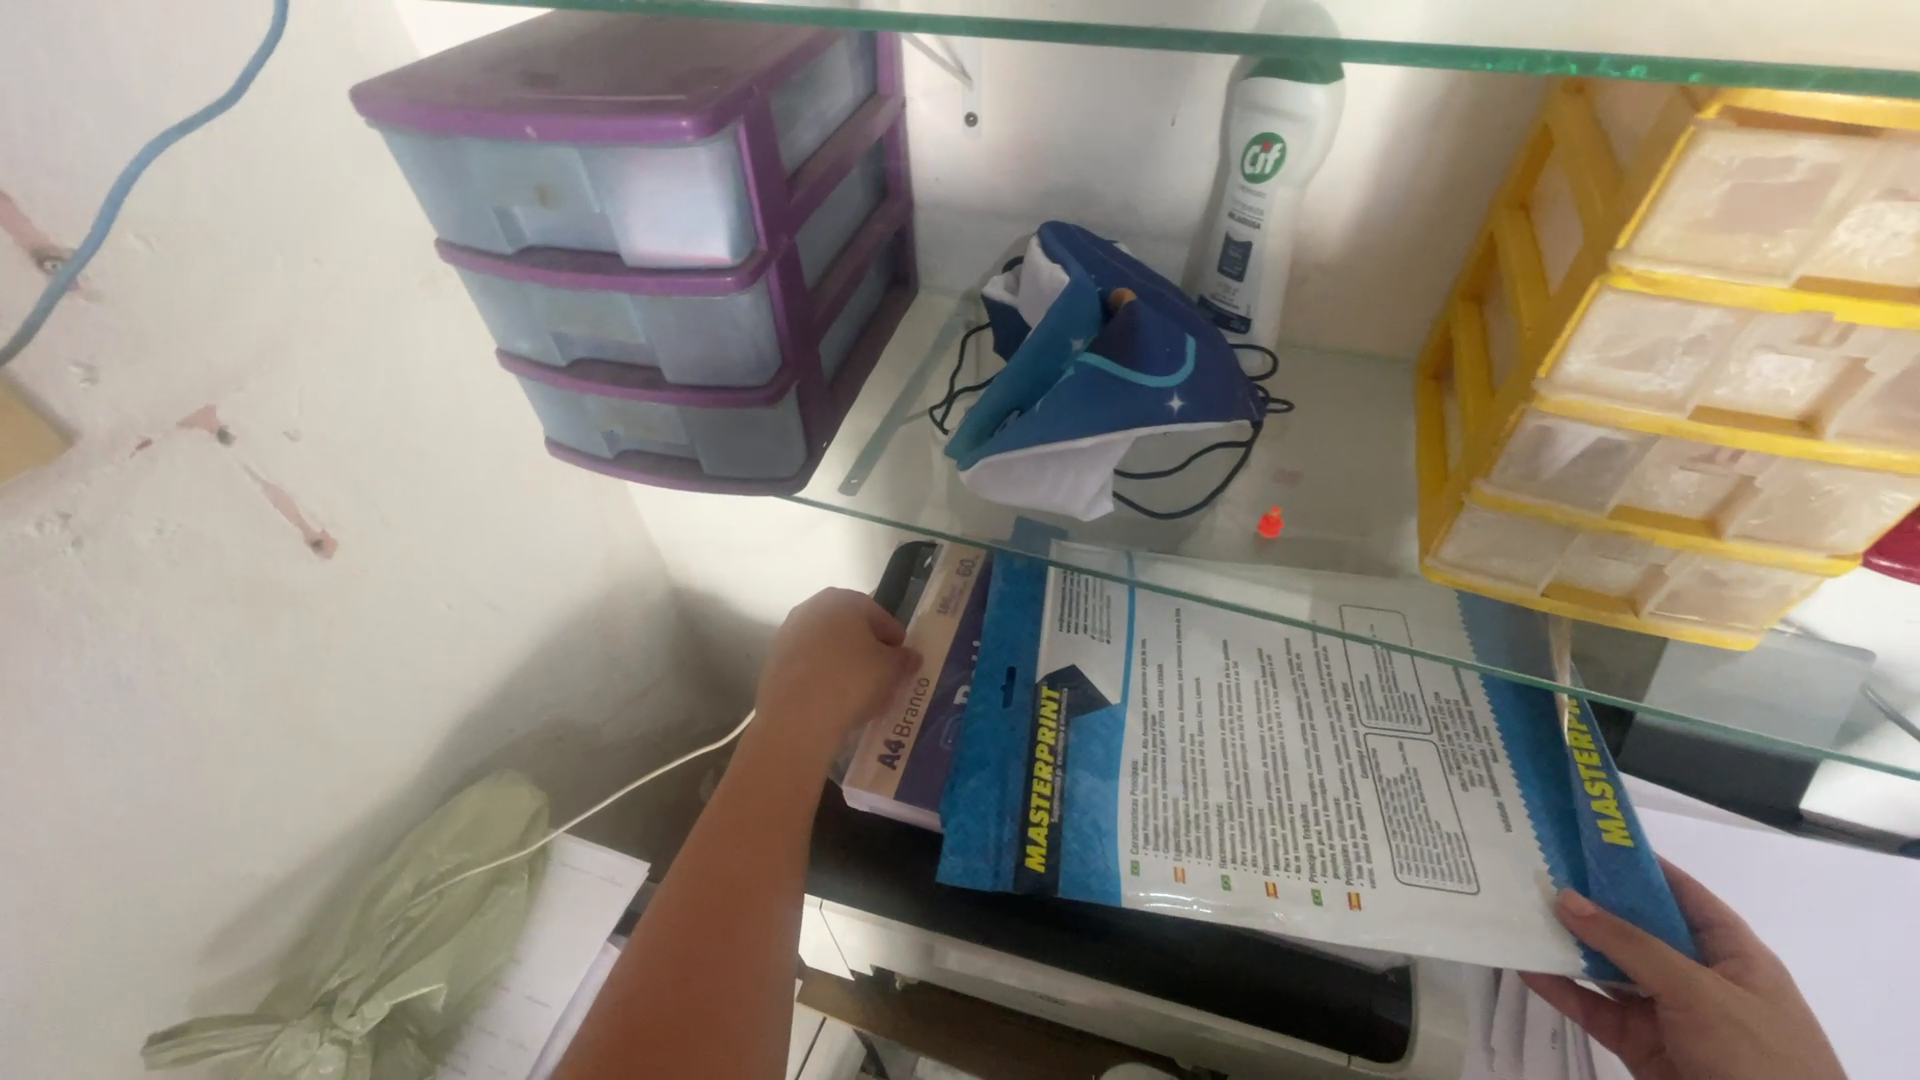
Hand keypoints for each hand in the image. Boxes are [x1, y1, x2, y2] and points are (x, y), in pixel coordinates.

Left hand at [746, 588, 921, 765]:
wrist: (796, 718)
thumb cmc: (851, 681)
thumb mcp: (892, 670)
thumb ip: (905, 659)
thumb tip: (910, 657)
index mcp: (844, 600)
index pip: (880, 617)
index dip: (896, 641)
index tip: (903, 663)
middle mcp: (813, 608)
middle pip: (852, 630)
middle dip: (869, 652)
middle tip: (883, 679)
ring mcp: (789, 633)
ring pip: (830, 649)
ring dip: (846, 666)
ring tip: (861, 695)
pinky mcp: (775, 661)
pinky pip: (811, 666)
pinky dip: (825, 678)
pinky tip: (835, 702)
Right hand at [1521, 859, 1845, 1079]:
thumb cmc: (1760, 1060)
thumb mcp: (1700, 993)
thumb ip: (1630, 944)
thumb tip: (1564, 897)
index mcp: (1732, 957)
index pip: (1683, 895)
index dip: (1639, 864)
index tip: (1585, 837)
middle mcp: (1697, 978)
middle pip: (1635, 928)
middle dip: (1588, 900)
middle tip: (1534, 867)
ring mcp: (1666, 1012)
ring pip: (1606, 965)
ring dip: (1565, 942)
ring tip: (1517, 909)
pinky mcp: (1639, 1042)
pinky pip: (1591, 1006)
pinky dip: (1558, 986)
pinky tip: (1522, 963)